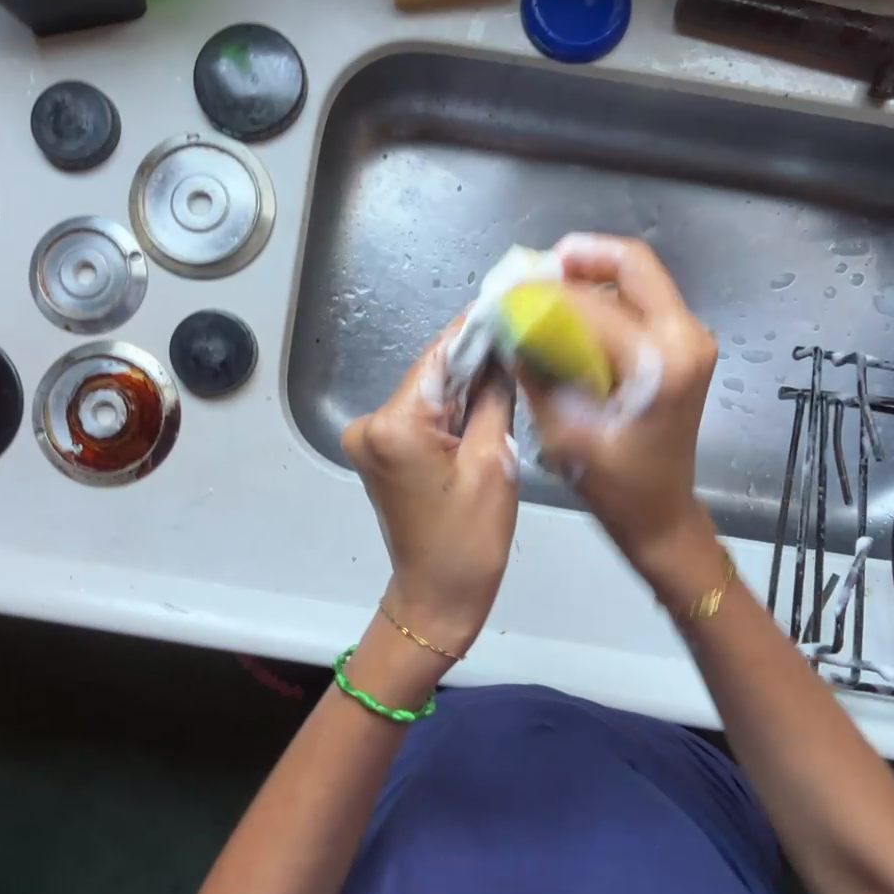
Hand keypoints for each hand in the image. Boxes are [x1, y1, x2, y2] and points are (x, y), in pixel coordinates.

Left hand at [342, 320, 518, 658]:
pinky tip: (487, 397)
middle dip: (476, 357)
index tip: (508, 299)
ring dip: (467, 383)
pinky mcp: (380, 451)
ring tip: (514, 361)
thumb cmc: (470, 539)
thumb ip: (494, 396)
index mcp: (395, 424)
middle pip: (434, 373)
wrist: (437, 595)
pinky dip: (453, 408)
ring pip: (430, 393)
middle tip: (522, 330)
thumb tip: (502, 349)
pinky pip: (423, 415)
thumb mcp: (494, 461)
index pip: (441, 355)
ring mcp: (370, 438)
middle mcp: (371, 423)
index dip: (476, 327)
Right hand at [520, 234, 720, 583]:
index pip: (594, 301)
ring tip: (540, 293)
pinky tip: (565, 314)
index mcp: (662, 359)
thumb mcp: (564, 431)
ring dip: (587, 277)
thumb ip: (537, 371)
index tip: (506, 293)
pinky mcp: (682, 346)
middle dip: (575, 262)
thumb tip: (507, 325)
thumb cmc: (616, 485)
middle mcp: (686, 336)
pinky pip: (638, 301)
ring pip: (634, 278)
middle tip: (529, 275)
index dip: (544, 292)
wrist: (660, 515)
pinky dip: (601, 297)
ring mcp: (690, 338)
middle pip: (630, 265)